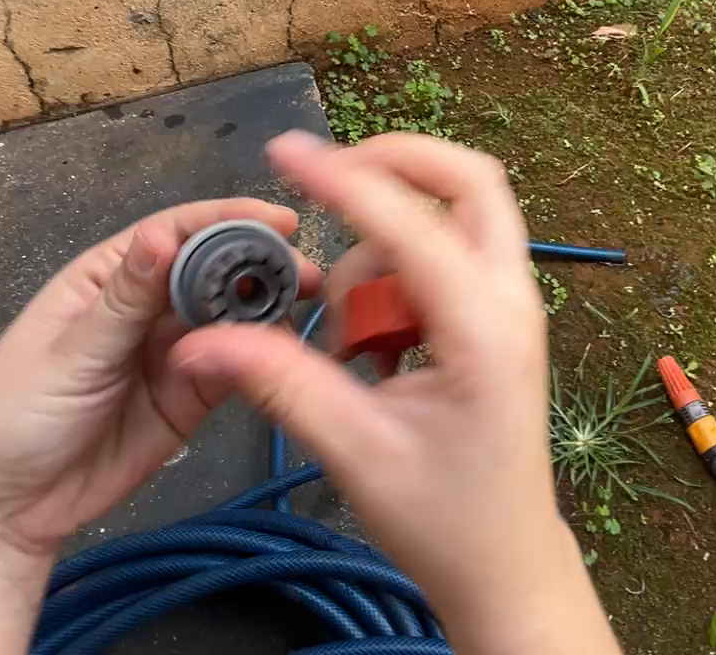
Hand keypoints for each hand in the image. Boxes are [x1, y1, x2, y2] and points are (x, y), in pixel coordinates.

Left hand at [0, 197, 322, 551]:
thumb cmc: (12, 415)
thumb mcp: (68, 353)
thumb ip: (125, 300)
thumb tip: (163, 234)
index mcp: (113, 276)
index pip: (179, 232)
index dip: (231, 219)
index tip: (280, 221)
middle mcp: (151, 304)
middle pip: (217, 268)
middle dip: (262, 263)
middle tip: (307, 272)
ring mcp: (176, 347)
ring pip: (233, 314)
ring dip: (269, 306)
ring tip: (307, 306)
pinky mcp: (194, 391)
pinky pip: (235, 362)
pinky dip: (261, 353)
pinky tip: (284, 350)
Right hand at [172, 132, 620, 654]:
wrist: (506, 563)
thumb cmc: (445, 519)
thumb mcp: (356, 453)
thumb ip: (280, 383)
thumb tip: (203, 342)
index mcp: (484, 329)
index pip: (410, 224)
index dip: (342, 179)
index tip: (286, 153)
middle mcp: (511, 298)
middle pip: (469, 179)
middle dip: (397, 164)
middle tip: (330, 182)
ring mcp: (512, 301)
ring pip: (457, 211)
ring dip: (390, 234)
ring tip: (350, 330)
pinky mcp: (497, 311)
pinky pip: (450, 248)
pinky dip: (404, 260)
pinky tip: (374, 330)